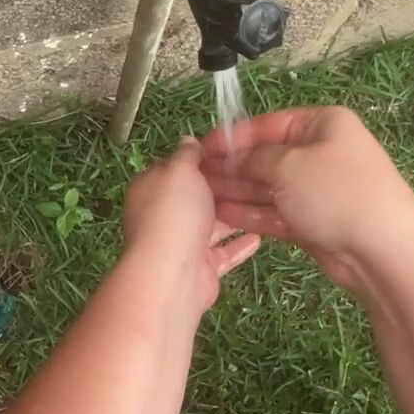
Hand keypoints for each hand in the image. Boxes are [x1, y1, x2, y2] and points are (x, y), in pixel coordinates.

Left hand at [121, 137, 260, 312]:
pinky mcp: (200, 267)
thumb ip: (186, 154)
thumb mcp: (179, 170)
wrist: (171, 273)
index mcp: (151, 188)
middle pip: (195, 198)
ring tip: (262, 202)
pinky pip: (222, 253)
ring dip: (233, 216)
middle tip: (254, 174)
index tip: (228, 152)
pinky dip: (238, 245)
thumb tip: (188, 140)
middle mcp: (164, 215)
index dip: (200, 159)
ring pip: (210, 225)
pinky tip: (258, 237)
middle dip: (221, 187)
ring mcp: (181, 243)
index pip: (175, 168)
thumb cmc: (174, 213)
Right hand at [199, 107, 413, 293]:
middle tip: (197, 176)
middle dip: (232, 166)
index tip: (203, 148)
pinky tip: (223, 213)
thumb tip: (230, 157)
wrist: (381, 248)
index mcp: (322, 124)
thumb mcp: (289, 165)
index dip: (234, 136)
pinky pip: (275, 212)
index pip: (269, 124)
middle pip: (267, 156)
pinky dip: (251, 212)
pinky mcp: (312, 221)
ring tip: (202, 196)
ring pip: (268, 187)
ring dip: (237, 190)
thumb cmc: (336, 192)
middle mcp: (320, 152)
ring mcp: (316, 189)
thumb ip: (254, 158)